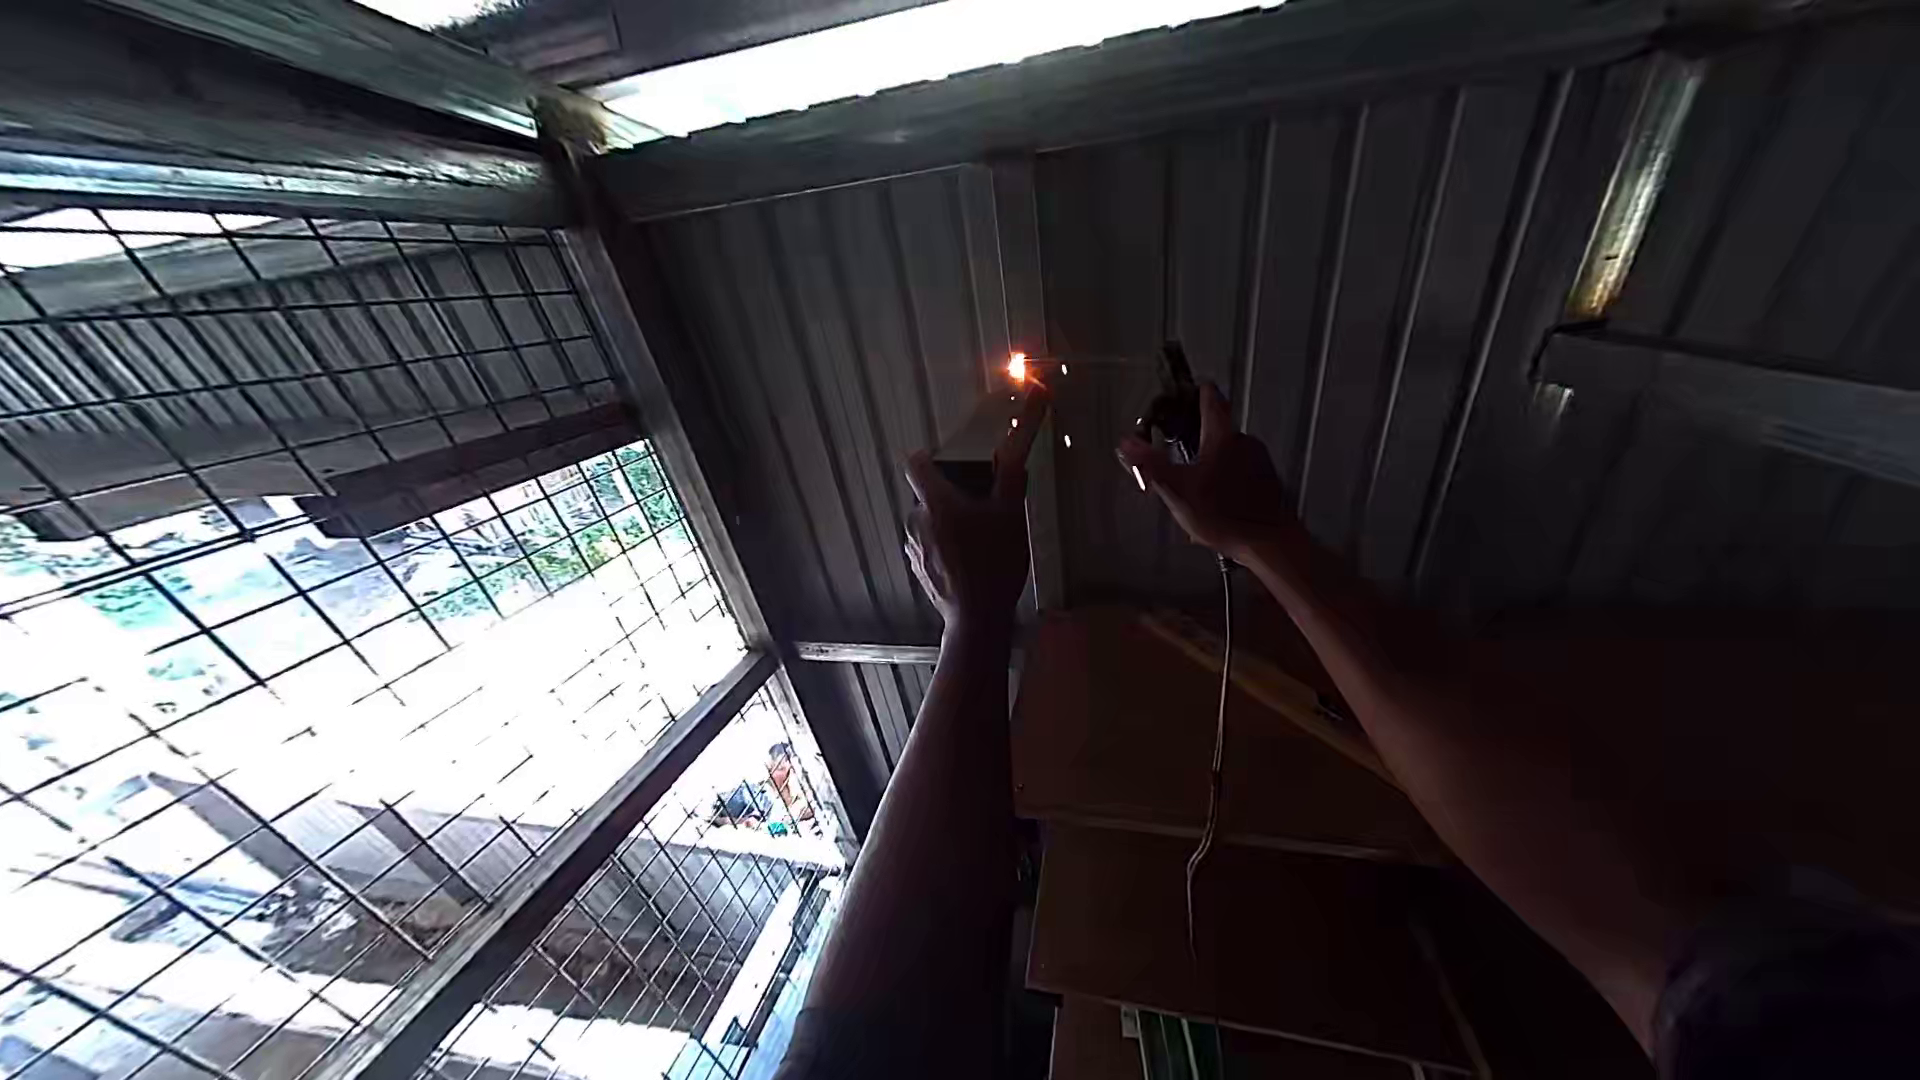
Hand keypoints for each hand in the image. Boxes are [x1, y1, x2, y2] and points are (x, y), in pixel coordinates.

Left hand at [905, 382, 1050, 629]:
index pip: (916, 464)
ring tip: (978, 535)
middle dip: (951, 495)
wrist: (978, 616)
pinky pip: (929, 542)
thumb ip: (1011, 476)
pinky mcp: (918, 566)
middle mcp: (917, 522)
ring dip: (948, 521)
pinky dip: (945, 543)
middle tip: (980, 505)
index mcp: (936, 503)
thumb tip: (1015, 449)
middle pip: (927, 493)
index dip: (930, 457)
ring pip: (929, 519)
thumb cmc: (993, 568)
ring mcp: (915, 546)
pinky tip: (969, 556)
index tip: (945, 461)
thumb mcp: (1011, 515)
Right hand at [1116, 382, 1292, 560]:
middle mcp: (1244, 443)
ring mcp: (1259, 461)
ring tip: (1196, 485)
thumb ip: (1150, 464)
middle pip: (1217, 428)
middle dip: (1197, 438)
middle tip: (1180, 452)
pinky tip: (1215, 501)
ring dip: (1211, 462)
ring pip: (1229, 451)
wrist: (1268, 543)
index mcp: (1221, 438)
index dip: (1197, 391)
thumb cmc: (1226, 516)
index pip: (1210, 399)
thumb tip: (1127, 443)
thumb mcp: (1177, 490)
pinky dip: (1226, 479)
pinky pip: (1241, 471)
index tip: (1191, 386)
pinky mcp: (1267, 481)